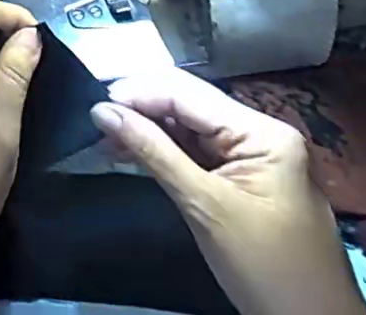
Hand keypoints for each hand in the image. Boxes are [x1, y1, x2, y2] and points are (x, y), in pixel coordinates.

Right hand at [90, 69, 365, 314]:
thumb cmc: (269, 271)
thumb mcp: (205, 207)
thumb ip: (153, 152)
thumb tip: (102, 110)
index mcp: (262, 131)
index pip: (188, 95)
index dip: (139, 94)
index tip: (97, 102)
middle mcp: (258, 131)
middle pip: (187, 103)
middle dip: (140, 109)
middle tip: (97, 119)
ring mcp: (251, 152)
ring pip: (185, 124)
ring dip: (146, 128)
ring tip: (107, 136)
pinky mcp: (241, 173)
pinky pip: (193, 147)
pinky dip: (162, 149)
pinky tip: (131, 150)